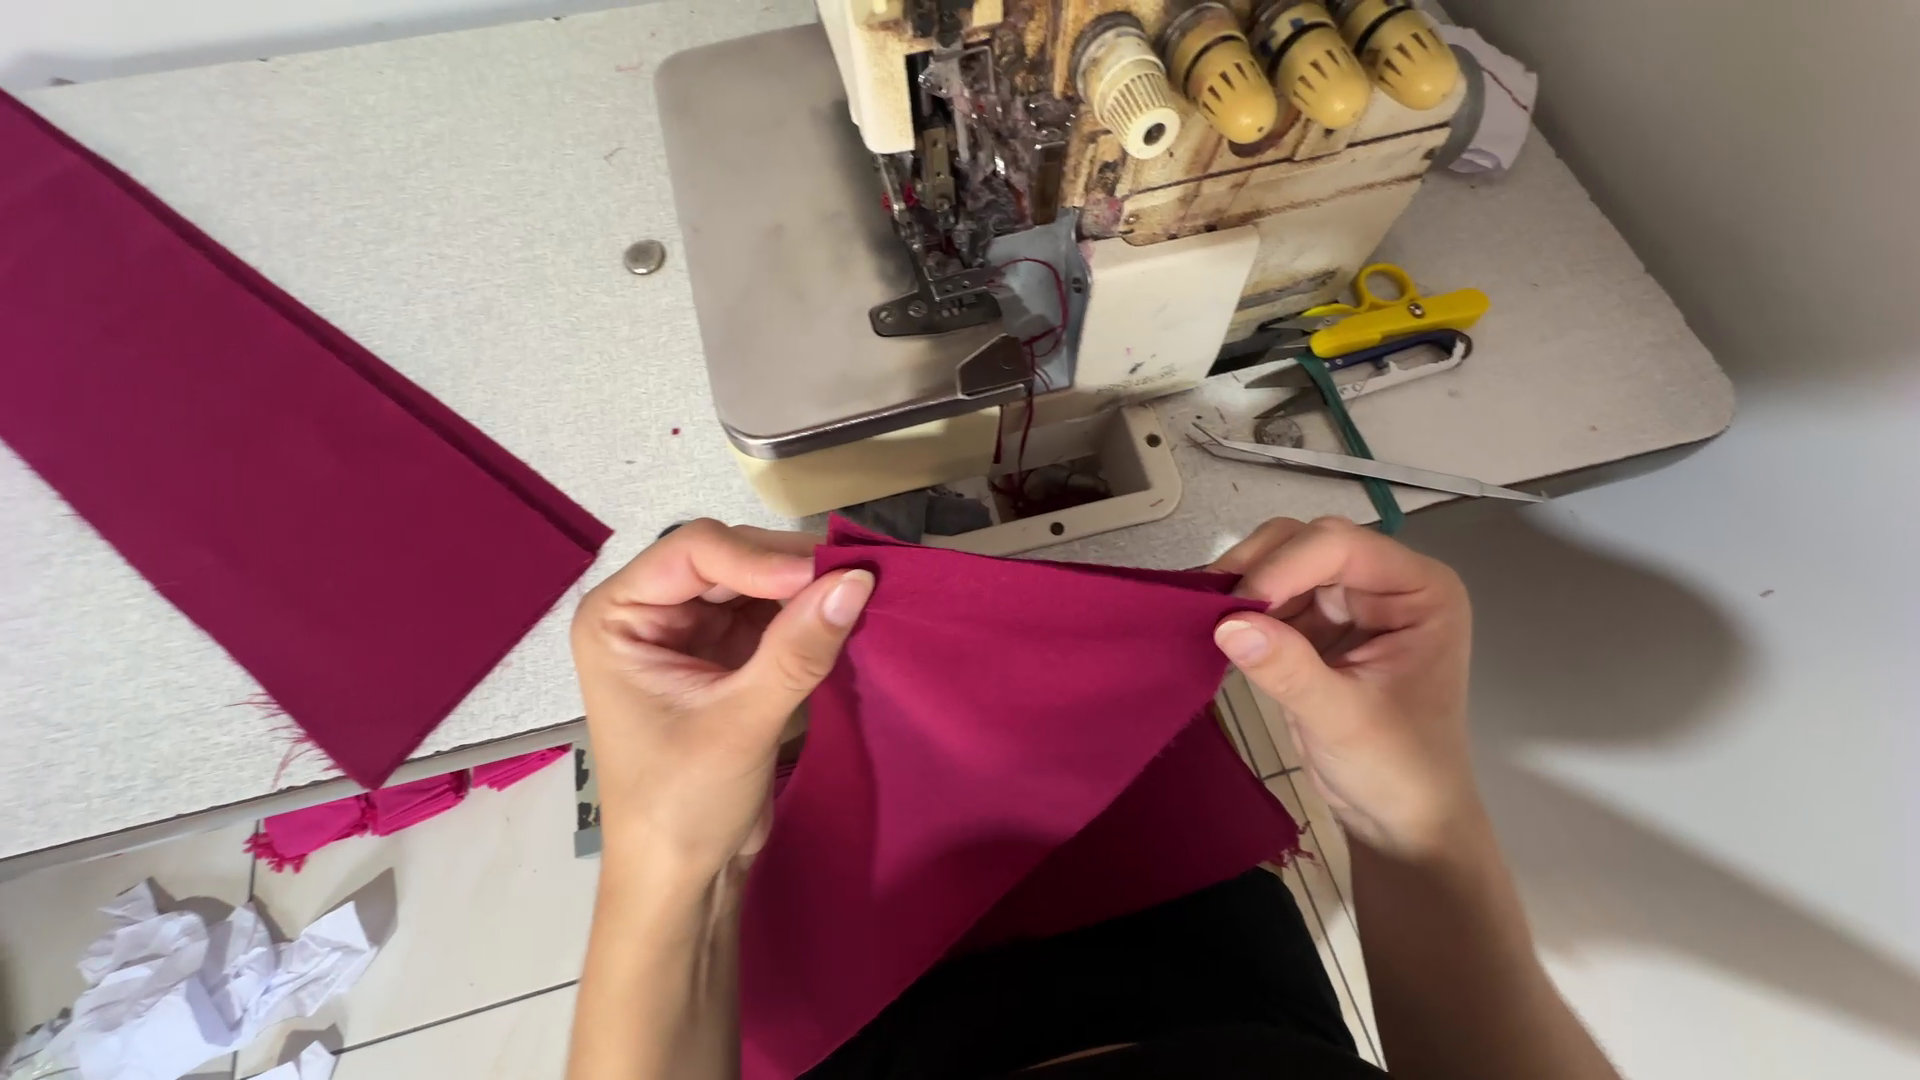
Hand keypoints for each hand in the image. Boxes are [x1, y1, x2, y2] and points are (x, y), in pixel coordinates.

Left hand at [569, 520, 873, 879]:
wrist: (682, 876)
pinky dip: (807, 611)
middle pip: (729, 557)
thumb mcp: (741, 723)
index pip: (695, 551)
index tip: (827, 579)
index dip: (761, 558)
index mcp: (619, 616)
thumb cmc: (682, 805)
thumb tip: (858, 580)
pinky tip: (841, 615)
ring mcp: (691, 630)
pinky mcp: (727, 653)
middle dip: (789, 568)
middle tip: (856, 579)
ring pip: (756, 580)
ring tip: (858, 592)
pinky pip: (772, 611)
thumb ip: (798, 649)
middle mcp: (650, 610)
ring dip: (805, 587)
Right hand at [1210, 517, 1478, 859]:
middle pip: (1304, 541)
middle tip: (1212, 611)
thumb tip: (1225, 623)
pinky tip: (1217, 630)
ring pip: (1278, 560)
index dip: (1283, 568)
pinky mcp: (1315, 623)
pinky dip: (1238, 608)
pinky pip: (1267, 595)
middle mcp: (1384, 582)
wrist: (1400, 818)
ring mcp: (1348, 600)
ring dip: (1240, 587)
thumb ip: (1289, 670)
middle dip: (1256, 570)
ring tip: (1208, 622)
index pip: (1339, 546)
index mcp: (1419, 591)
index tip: (1236, 610)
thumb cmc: (1397, 770)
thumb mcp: (1344, 721)